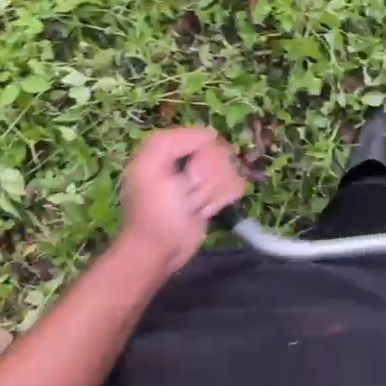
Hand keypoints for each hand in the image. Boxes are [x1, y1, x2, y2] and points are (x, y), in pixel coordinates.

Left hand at [116, 127, 245, 274]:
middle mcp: (187, 158)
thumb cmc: (154, 211)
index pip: (205, 137)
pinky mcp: (214, 195)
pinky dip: (221, 200)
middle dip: (206, 179)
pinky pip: (235, 184)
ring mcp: (202, 176)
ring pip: (229, 169)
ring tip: (192, 207)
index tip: (188, 177)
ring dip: (212, 193)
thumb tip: (211, 134)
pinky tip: (205, 211)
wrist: (159, 251)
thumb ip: (174, 142)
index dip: (201, 157)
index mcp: (168, 148)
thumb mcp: (150, 168)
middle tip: (187, 195)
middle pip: (220, 153)